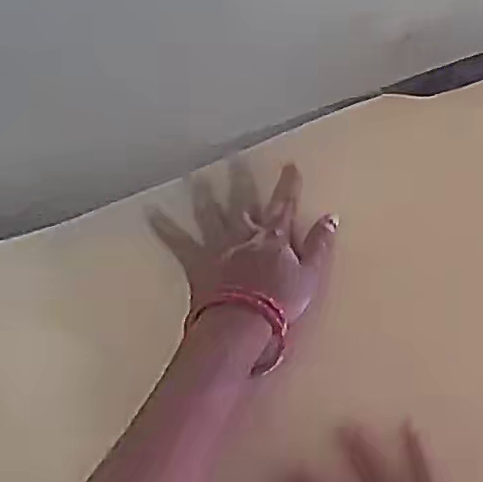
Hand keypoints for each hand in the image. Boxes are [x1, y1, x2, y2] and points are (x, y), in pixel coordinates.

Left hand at [149, 160, 337, 325]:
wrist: (242, 322)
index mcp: (275, 238)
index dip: (288, 185)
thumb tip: (331, 217)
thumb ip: (320, 245)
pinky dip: (165, 227)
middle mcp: (245, 236)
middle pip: (243, 203)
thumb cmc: (281, 301)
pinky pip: (179, 242)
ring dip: (203, 195)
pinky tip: (151, 212)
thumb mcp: (311, 274)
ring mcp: (219, 248)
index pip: (284, 205)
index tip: (289, 166)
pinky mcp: (198, 263)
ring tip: (196, 177)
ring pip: (210, 216)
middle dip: (241, 181)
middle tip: (234, 158)